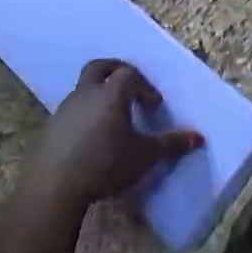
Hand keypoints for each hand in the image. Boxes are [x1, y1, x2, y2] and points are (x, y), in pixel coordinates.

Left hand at [18, 59, 203, 215]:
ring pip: (84, 88)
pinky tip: (91, 137)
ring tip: (112, 117)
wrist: (55, 185)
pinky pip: (72, 110)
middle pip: (100, 67)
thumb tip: (199, 138)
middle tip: (130, 85)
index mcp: (111, 94)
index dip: (144, 86)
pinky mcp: (52, 125)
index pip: (130, 75)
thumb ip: (171, 144)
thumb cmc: (105, 164)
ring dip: (100, 94)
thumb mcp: (145, 156)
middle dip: (117, 70)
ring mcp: (65, 108)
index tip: (153, 106)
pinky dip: (85, 113)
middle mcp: (86, 93)